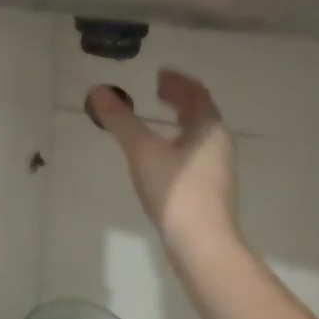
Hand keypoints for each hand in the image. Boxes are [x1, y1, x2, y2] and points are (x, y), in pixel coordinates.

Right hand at [86, 69, 239, 249]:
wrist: (202, 244)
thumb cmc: (175, 191)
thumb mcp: (142, 151)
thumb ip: (121, 120)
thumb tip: (99, 90)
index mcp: (208, 127)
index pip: (196, 93)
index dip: (177, 81)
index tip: (159, 74)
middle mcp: (219, 143)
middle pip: (201, 113)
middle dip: (180, 99)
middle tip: (157, 91)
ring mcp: (218, 168)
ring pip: (199, 135)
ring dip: (181, 121)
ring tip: (158, 121)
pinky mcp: (211, 189)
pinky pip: (196, 154)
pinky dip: (180, 142)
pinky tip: (163, 157)